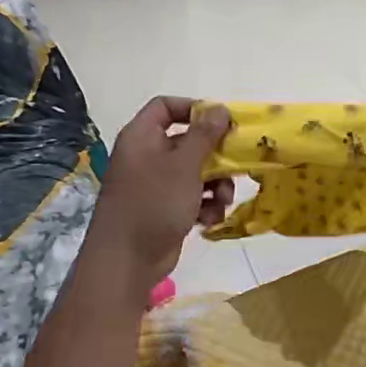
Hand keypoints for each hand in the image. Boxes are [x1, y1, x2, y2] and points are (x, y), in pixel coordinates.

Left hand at [85, 97, 232, 292]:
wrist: (128, 259)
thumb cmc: (154, 203)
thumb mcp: (184, 165)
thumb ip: (205, 135)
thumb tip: (221, 109)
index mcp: (143, 137)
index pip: (166, 106)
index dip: (194, 109)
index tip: (223, 122)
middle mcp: (148, 156)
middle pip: (189, 142)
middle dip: (215, 156)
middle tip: (237, 164)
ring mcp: (157, 184)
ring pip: (197, 172)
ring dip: (217, 185)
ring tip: (223, 200)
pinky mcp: (166, 209)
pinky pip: (194, 197)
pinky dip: (206, 205)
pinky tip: (210, 219)